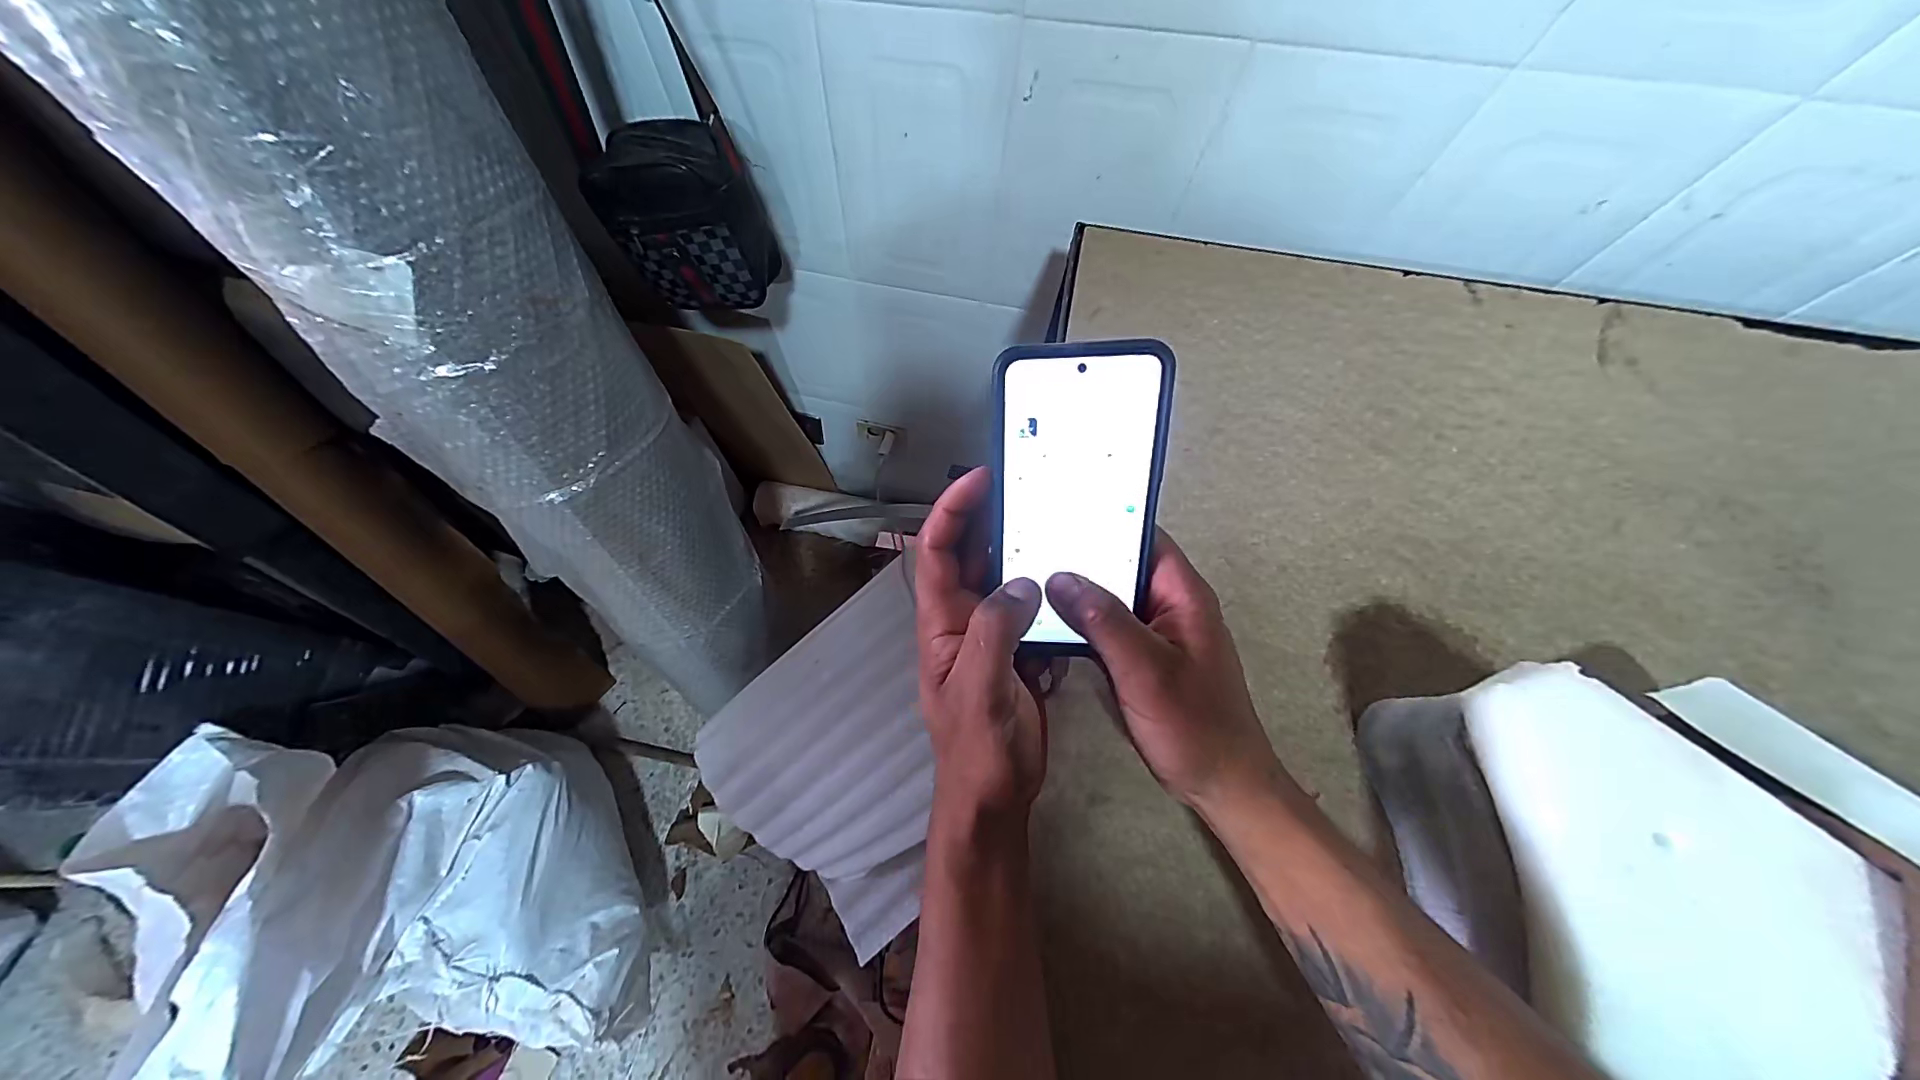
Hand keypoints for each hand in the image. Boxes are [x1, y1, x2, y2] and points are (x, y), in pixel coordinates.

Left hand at [915, 467, 1047, 826]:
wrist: (995, 796)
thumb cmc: (977, 748)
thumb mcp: (981, 688)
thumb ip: (996, 631)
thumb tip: (1022, 582)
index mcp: (942, 623)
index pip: (938, 553)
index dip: (952, 511)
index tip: (980, 479)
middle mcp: (963, 620)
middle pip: (972, 556)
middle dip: (993, 520)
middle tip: (1030, 491)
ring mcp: (991, 636)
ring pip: (1004, 580)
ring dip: (1025, 552)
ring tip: (1058, 523)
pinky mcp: (1018, 652)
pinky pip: (1031, 609)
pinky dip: (1047, 590)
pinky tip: (1072, 578)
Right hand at [1044, 531, 1282, 807]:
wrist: (1220, 785)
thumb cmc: (1194, 725)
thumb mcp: (1145, 668)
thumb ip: (1103, 619)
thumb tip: (1060, 577)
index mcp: (1183, 594)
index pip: (1143, 538)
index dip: (1105, 521)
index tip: (1059, 513)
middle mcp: (1169, 605)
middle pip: (1121, 566)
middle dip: (1080, 556)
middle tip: (1030, 544)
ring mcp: (1154, 633)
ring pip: (1110, 598)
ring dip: (1076, 592)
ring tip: (1030, 575)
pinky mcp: (1140, 658)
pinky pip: (1106, 628)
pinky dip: (1080, 623)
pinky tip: (1047, 621)